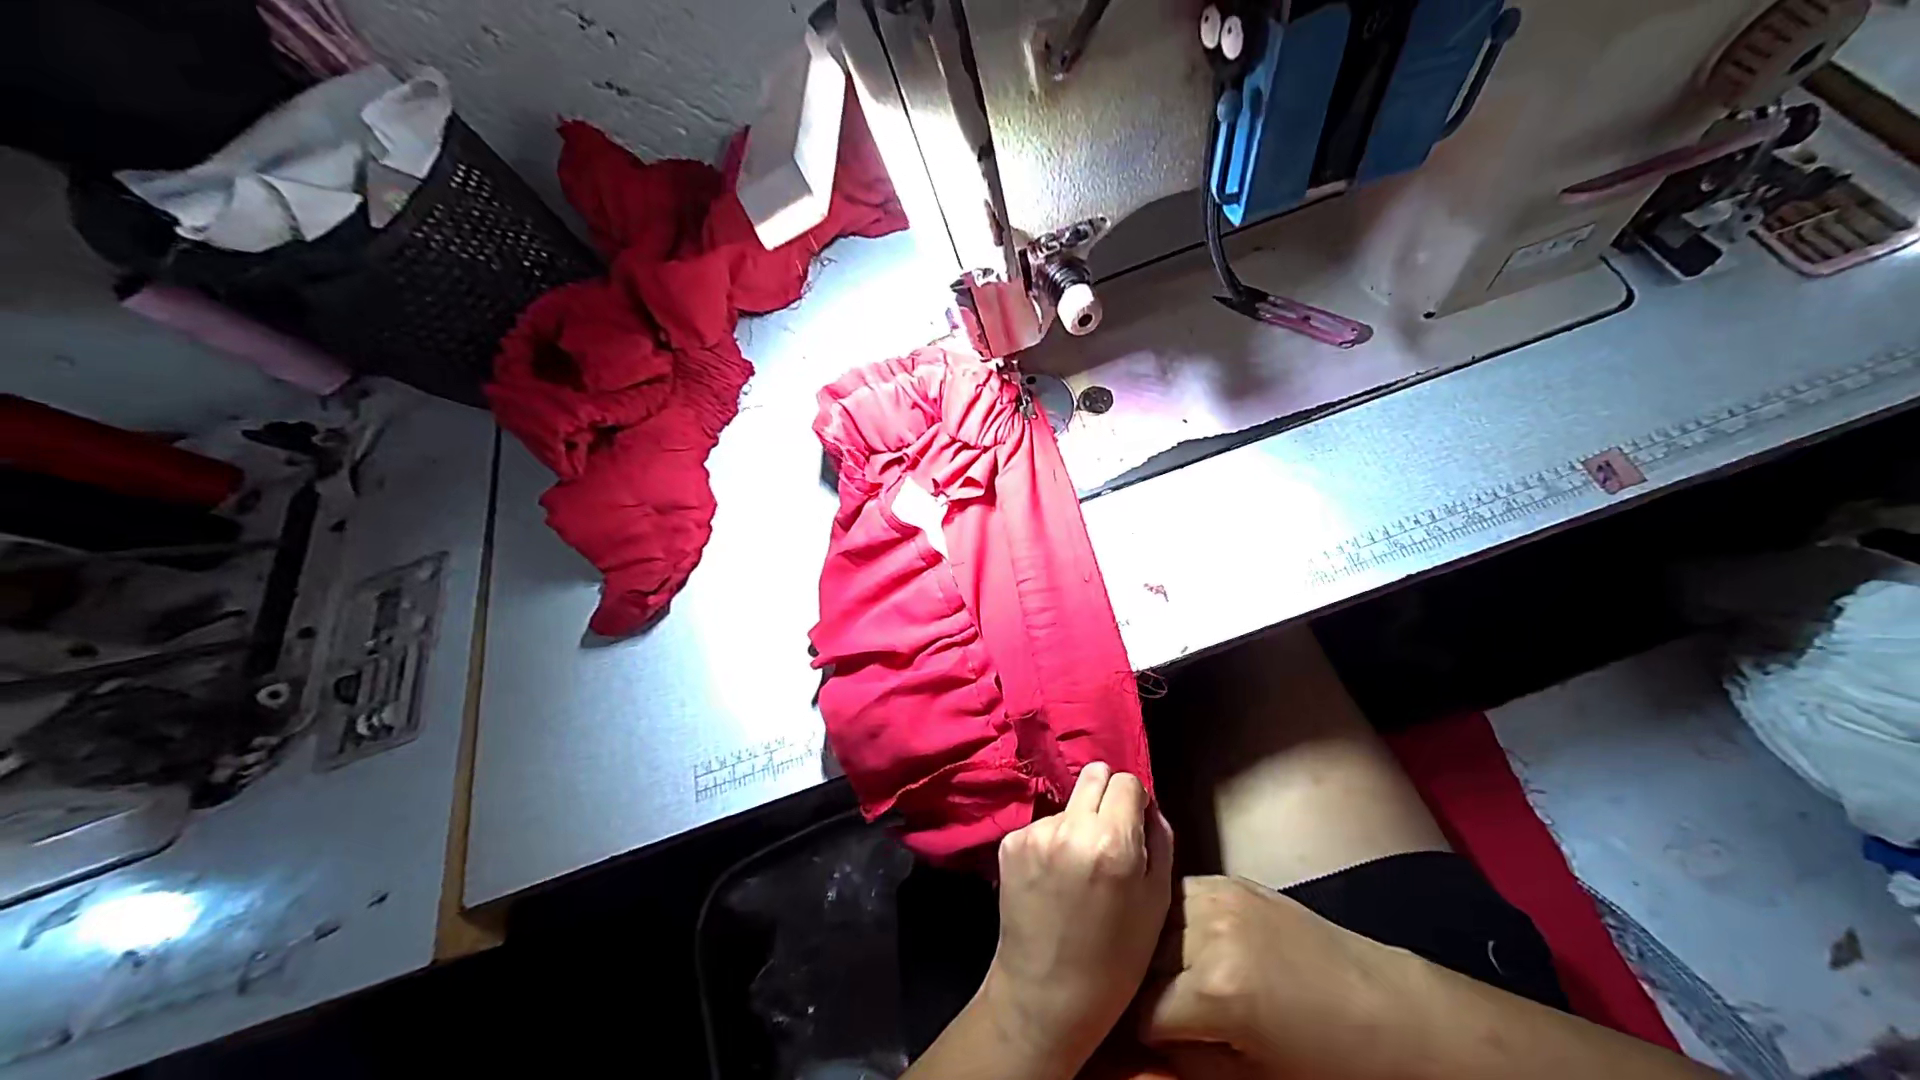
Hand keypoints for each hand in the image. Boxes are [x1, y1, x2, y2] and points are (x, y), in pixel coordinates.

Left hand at [979, 762, 1174, 1078]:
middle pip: (1093, 775)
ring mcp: (1034, 832)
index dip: (1134, 801)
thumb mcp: (1157, 901)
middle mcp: (1070, 827)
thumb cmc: (1115, 958)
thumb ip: (1159, 840)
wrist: (1047, 995)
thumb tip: (1147, 804)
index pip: (1127, 781)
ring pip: (1067, 804)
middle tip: (1108, 834)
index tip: (1134, 825)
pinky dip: (1051, 842)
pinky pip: (1042, 825)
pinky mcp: (1009, 843)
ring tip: (1077, 870)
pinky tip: (1053, 878)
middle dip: (1106, 797)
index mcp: (1113, 841)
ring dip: (1077, 823)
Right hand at [1137, 875, 1410, 1077]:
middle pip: (1135, 956)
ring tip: (1153, 976)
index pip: (1136, 1009)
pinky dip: (1166, 921)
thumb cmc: (1326, 1063)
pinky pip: (1174, 896)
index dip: (1130, 1033)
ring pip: (1147, 919)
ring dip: (1144, 949)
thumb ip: (1180, 1059)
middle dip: (1132, 985)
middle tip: (1137, 1009)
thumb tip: (1133, 1046)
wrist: (1391, 1012)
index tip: (1129, 1045)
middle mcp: (1209, 931)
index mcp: (1216, 990)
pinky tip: (1177, 945)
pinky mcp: (1228, 881)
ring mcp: (1219, 896)